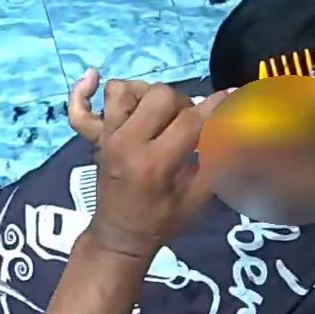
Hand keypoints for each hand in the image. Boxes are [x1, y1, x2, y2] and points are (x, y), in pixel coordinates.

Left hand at [67, 69, 226, 261]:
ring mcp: (106, 138)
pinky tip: (94, 77)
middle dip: (183, 104)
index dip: (217, 105)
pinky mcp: (93, 140)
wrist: (120, 237)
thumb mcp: (198, 196)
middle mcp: (127, 143)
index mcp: (156, 162)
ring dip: (147, 94)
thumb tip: (235, 126)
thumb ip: (217, 159)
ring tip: (159, 112)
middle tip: (190, 123)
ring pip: (124, 91)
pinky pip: (79, 108)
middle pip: (160, 96)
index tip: (233, 94)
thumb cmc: (163, 220)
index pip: (191, 121)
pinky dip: (84, 91)